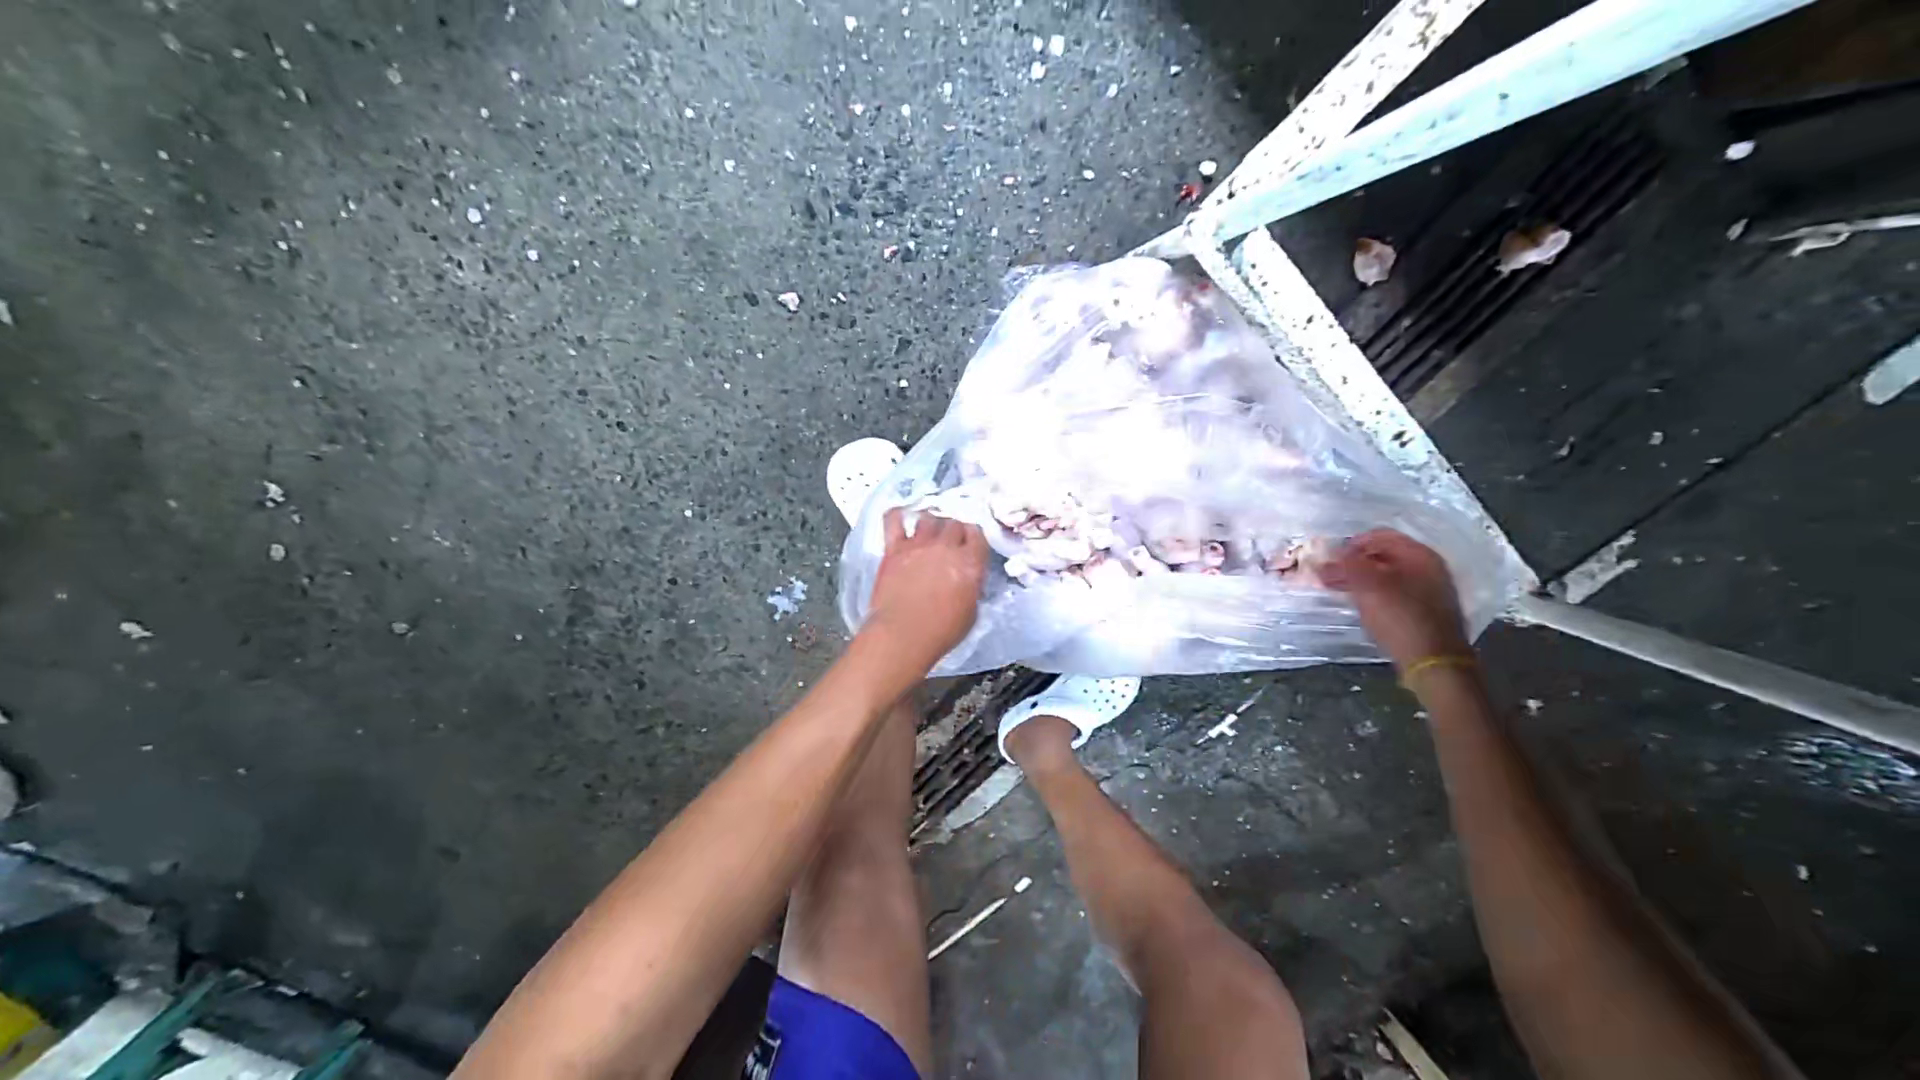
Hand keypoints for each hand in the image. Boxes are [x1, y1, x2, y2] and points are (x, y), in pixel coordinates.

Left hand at [863, 508, 988, 667]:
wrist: (903, 634)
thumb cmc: (941, 631)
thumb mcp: (971, 612)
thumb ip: (971, 588)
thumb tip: (967, 580)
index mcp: (971, 563)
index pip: (978, 534)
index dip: (974, 537)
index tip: (970, 544)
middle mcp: (946, 547)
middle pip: (954, 523)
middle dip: (954, 530)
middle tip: (950, 542)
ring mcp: (918, 544)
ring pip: (928, 518)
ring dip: (931, 523)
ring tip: (929, 532)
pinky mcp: (894, 549)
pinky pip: (894, 520)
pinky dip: (898, 515)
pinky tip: (901, 516)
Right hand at [1320, 528, 1470, 669]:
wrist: (1433, 660)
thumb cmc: (1400, 616)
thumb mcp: (1367, 586)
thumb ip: (1346, 565)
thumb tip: (1327, 552)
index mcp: (1419, 554)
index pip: (1380, 535)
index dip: (1351, 543)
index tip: (1329, 556)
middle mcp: (1428, 567)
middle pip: (1384, 555)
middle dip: (1353, 562)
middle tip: (1327, 573)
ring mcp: (1429, 589)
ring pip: (1387, 574)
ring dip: (1360, 578)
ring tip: (1336, 588)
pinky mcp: (1425, 610)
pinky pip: (1393, 591)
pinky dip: (1373, 592)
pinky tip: (1359, 602)